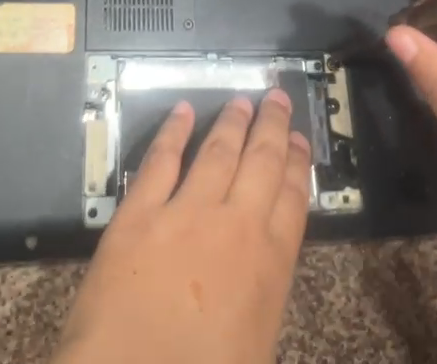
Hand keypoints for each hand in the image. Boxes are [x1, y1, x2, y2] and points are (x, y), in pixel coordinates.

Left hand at [53, 90, 311, 363]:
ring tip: (242, 101)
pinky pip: (160, 161)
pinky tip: (182, 111)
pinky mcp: (138, 213)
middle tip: (277, 98)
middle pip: (260, 163)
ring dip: (232, 123)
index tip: (298, 138)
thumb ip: (263, 294)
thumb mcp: (258, 342)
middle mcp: (235, 226)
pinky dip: (173, 132)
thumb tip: (261, 269)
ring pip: (217, 153)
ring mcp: (185, 213)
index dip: (296, 163)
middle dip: (272, 126)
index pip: (292, 198)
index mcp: (270, 264)